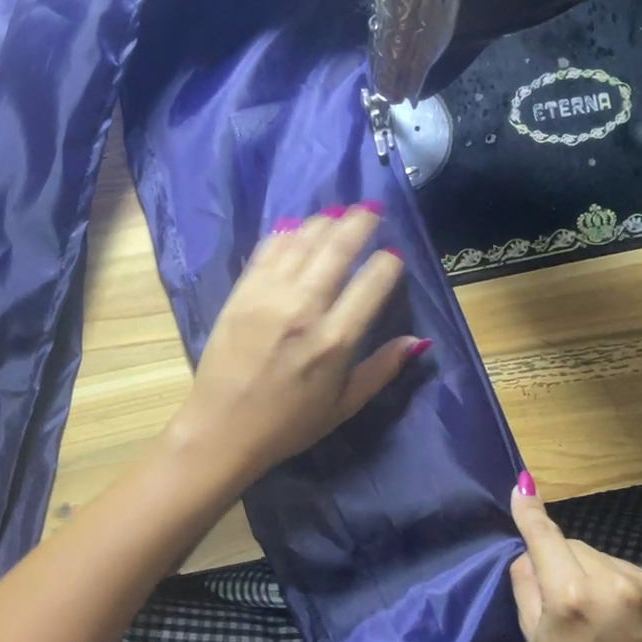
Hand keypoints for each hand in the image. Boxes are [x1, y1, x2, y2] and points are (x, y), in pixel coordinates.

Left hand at [167, 205, 425, 482]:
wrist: (223, 429)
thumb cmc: (288, 425)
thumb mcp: (344, 406)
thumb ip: (382, 370)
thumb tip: (418, 341)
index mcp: (336, 341)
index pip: (375, 280)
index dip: (389, 262)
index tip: (392, 259)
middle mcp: (305, 309)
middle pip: (339, 246)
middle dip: (360, 223)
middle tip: (370, 212)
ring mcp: (269, 296)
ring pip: (304, 240)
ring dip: (325, 222)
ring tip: (338, 215)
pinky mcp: (241, 293)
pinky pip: (268, 250)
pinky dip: (287, 234)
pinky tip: (298, 230)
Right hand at [509, 473, 641, 641]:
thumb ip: (527, 592)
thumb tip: (527, 555)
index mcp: (572, 597)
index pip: (545, 538)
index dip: (530, 513)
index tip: (521, 486)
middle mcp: (611, 580)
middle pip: (572, 546)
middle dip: (561, 562)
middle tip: (560, 604)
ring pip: (600, 556)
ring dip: (590, 573)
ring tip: (597, 618)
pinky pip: (626, 571)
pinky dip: (615, 584)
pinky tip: (621, 619)